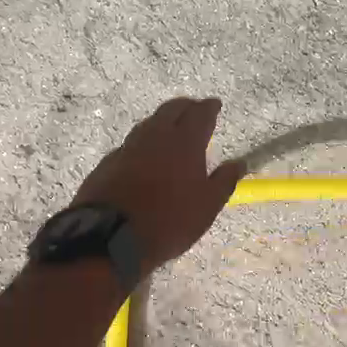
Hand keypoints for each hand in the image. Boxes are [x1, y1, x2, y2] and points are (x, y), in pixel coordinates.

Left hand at [73, 97, 245, 272]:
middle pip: (172, 108)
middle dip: (186, 107)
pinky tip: (142, 158)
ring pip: (149, 123)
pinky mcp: (107, 164)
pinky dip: (141, 145)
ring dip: (162, 122)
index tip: (215, 105)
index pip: (200, 112)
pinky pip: (129, 145)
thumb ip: (224, 181)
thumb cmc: (167, 221)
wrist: (107, 240)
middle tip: (194, 112)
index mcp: (185, 140)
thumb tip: (239, 163)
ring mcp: (128, 148)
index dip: (209, 107)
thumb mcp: (207, 207)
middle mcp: (157, 135)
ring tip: (169, 132)